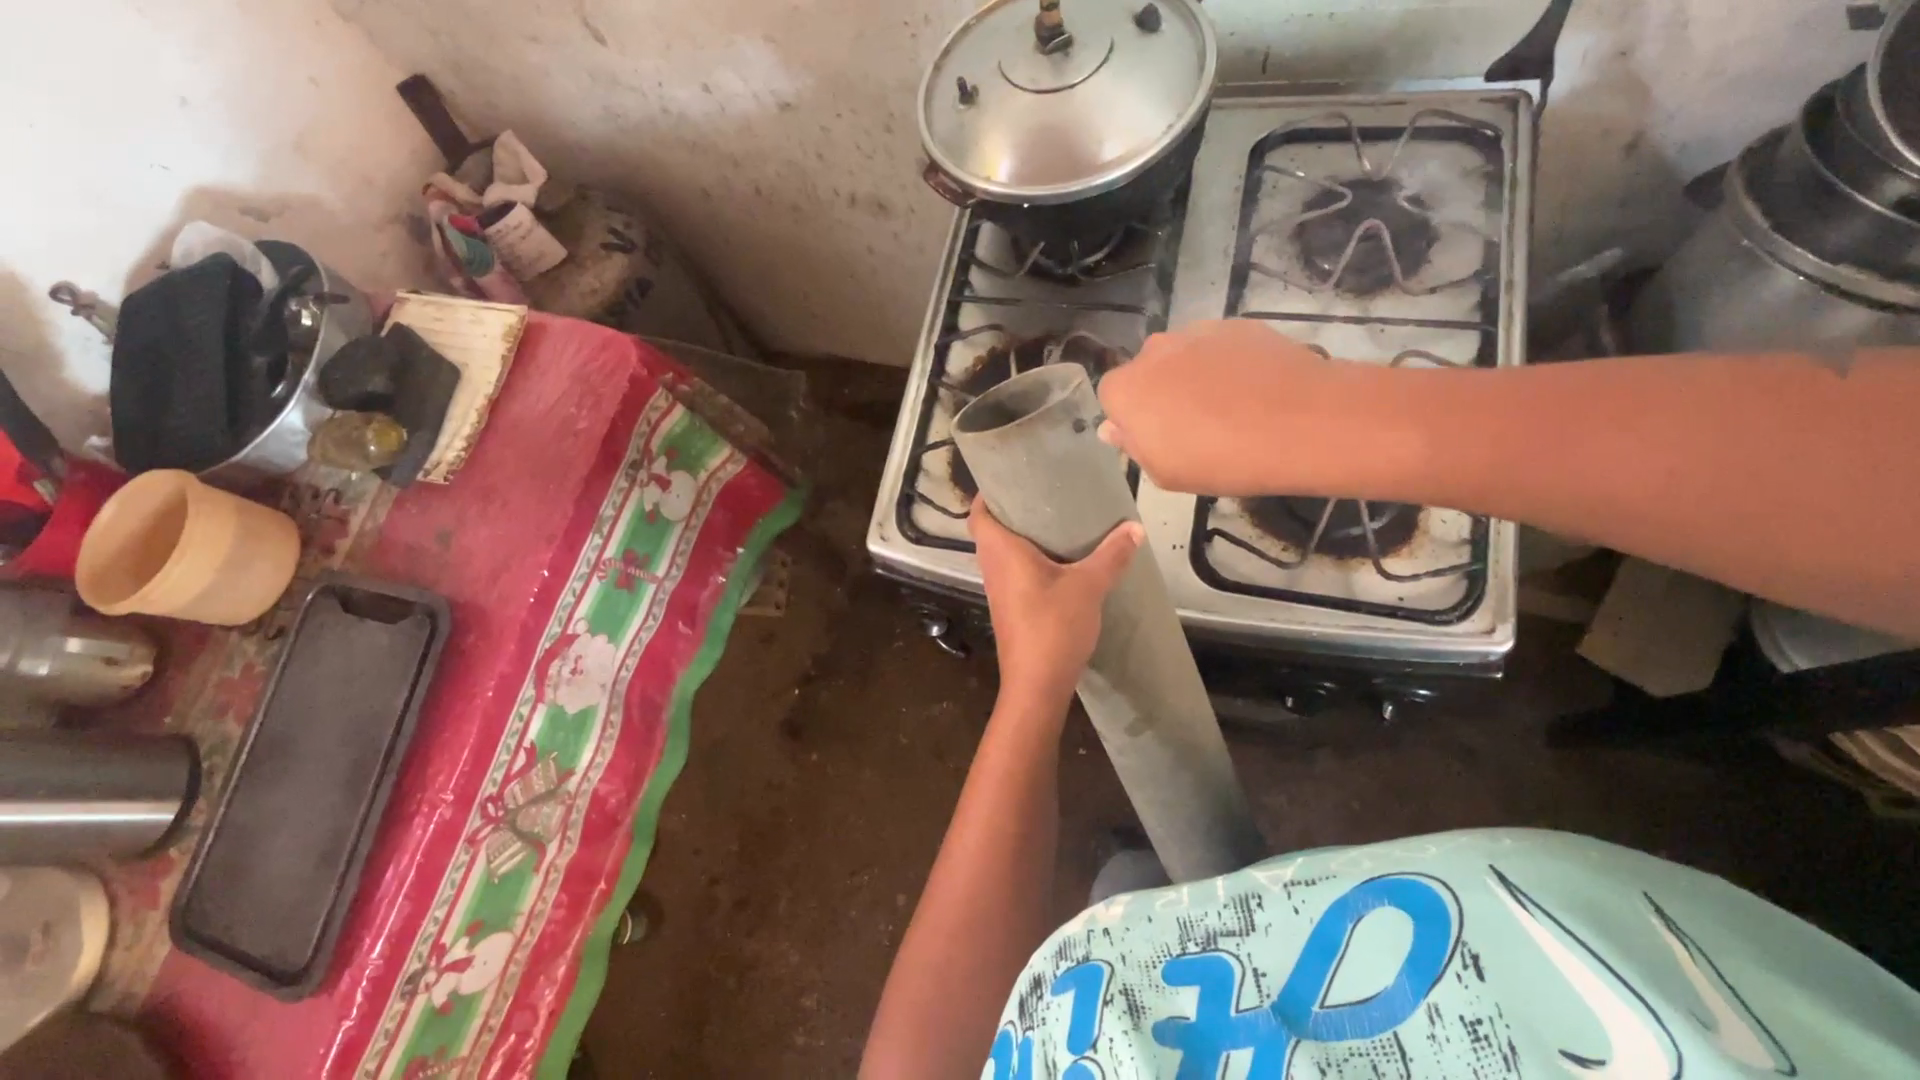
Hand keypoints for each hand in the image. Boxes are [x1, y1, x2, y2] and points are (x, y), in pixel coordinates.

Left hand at [968, 497, 1143, 706]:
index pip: (979, 514)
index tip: (1012, 480)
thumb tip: (1135, 527)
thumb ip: (1111, 555)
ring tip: (1054, 524)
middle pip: (991, 532)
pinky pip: (1014, 575)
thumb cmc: (1053, 627)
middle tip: (1043, 496)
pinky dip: (1029, 563)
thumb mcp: (1088, 586)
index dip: (990, 495)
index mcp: (1002, 552)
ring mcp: (999, 592)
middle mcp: (993, 569)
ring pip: (1003, 555)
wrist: (1037, 684)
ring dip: (1022, 540)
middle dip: (1012, 514)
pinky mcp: (1010, 611)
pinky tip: (1058, 564)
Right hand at [1096, 319, 1378, 495]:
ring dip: (1195, 377)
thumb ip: (1133, 446)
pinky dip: (1228, 365)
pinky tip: (1254, 391)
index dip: (1133, 420)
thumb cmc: (1221, 459)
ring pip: (1183, 357)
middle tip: (1194, 427)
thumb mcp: (1165, 473)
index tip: (1159, 440)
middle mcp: (1153, 350)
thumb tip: (1114, 428)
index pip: (1112, 398)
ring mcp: (1196, 332)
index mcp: (1126, 389)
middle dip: (1162, 393)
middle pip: (1147, 372)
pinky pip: (1219, 347)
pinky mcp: (1236, 325)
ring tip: (1230, 409)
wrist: (1300, 422)